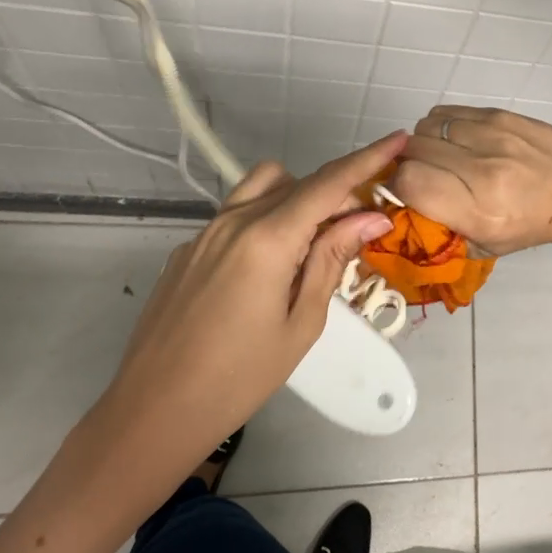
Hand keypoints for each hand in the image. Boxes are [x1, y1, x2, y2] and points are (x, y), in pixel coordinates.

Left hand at [99, 133, 406, 461]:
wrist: (152, 413)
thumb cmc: (238, 378)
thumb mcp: (301, 323)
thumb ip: (332, 260)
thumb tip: (370, 218)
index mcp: (267, 238)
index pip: (329, 183)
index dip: (368, 158)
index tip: (399, 138)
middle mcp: (234, 222)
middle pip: (300, 183)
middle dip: (339, 193)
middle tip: (364, 230)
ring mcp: (205, 234)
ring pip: (264, 188)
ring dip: (300, 198)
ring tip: (317, 242)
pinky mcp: (188, 251)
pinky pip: (237, 214)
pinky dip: (268, 219)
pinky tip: (272, 269)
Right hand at [391, 106, 551, 256]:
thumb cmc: (530, 225)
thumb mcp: (483, 245)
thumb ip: (441, 225)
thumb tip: (403, 201)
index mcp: (478, 209)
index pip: (410, 182)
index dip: (400, 185)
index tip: (410, 191)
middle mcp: (483, 169)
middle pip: (414, 150)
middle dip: (411, 163)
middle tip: (427, 174)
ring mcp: (493, 136)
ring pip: (428, 125)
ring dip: (426, 141)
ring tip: (444, 155)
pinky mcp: (502, 115)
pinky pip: (450, 111)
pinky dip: (444, 125)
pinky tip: (459, 140)